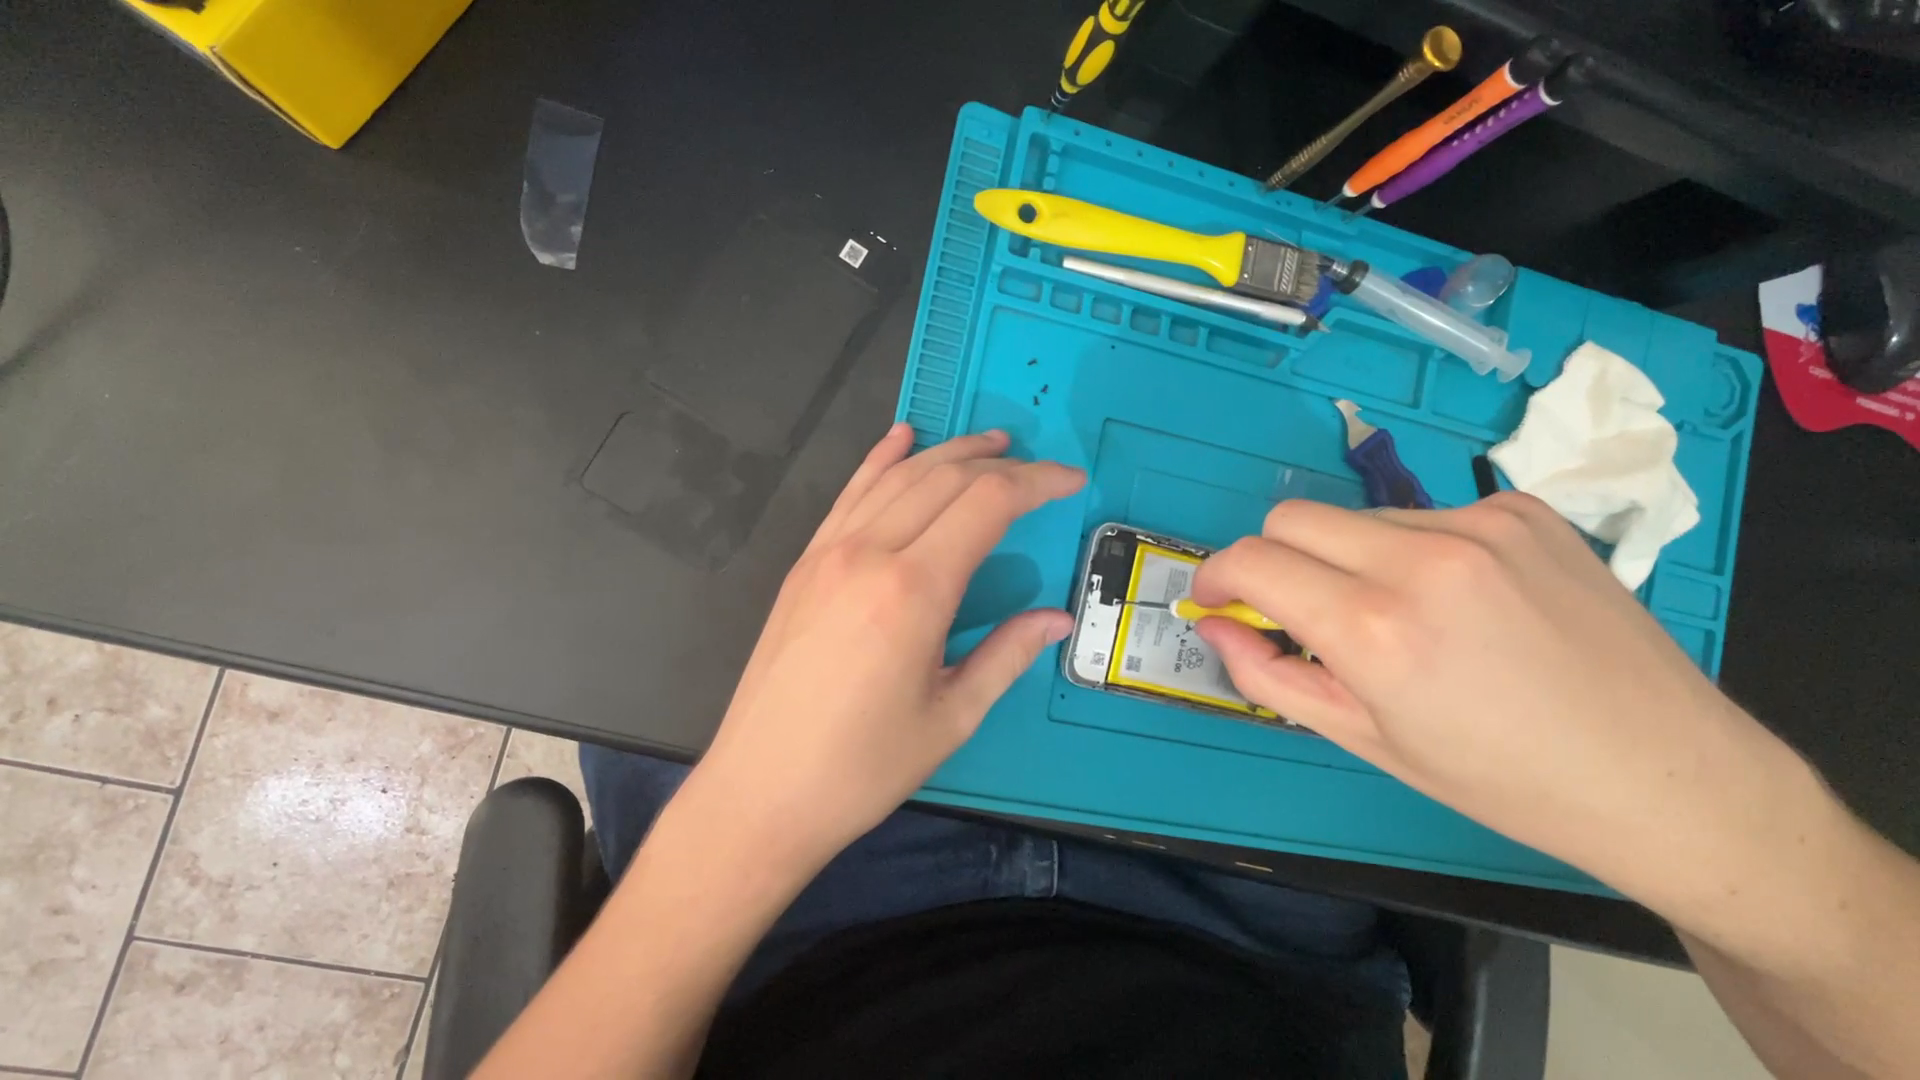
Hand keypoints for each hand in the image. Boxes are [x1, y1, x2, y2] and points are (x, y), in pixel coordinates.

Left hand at [695, 424, 1084, 866]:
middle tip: (1038, 469)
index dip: (1036, 482)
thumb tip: (1056, 619)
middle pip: (944, 480)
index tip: (1070, 480)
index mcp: (913, 590)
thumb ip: (1007, 656)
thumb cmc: (862, 769)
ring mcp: (828, 554)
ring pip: (896, 478)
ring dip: (947, 454)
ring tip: (988, 443)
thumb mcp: (951, 717)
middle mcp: (868, 553)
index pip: (986, 504)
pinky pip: (849, 496)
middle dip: (999, 465)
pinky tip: (900, 438)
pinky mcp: (804, 566)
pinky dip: (879, 461)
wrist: (760, 793)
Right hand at [1191, 494, 1805, 886]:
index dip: (1217, 576)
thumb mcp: (1366, 741)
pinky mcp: (1525, 511)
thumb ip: (1269, 676)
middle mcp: (1423, 557)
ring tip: (1398, 616)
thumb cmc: (1502, 781)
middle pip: (1293, 518)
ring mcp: (1481, 524)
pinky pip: (1428, 514)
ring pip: (1361, 516)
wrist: (1667, 775)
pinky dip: (1415, 550)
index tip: (1218, 600)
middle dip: (1272, 559)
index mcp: (1376, 628)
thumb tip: (1214, 626)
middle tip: (1297, 611)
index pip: (1253, 560)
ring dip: (1348, 557)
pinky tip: (1462, 600)